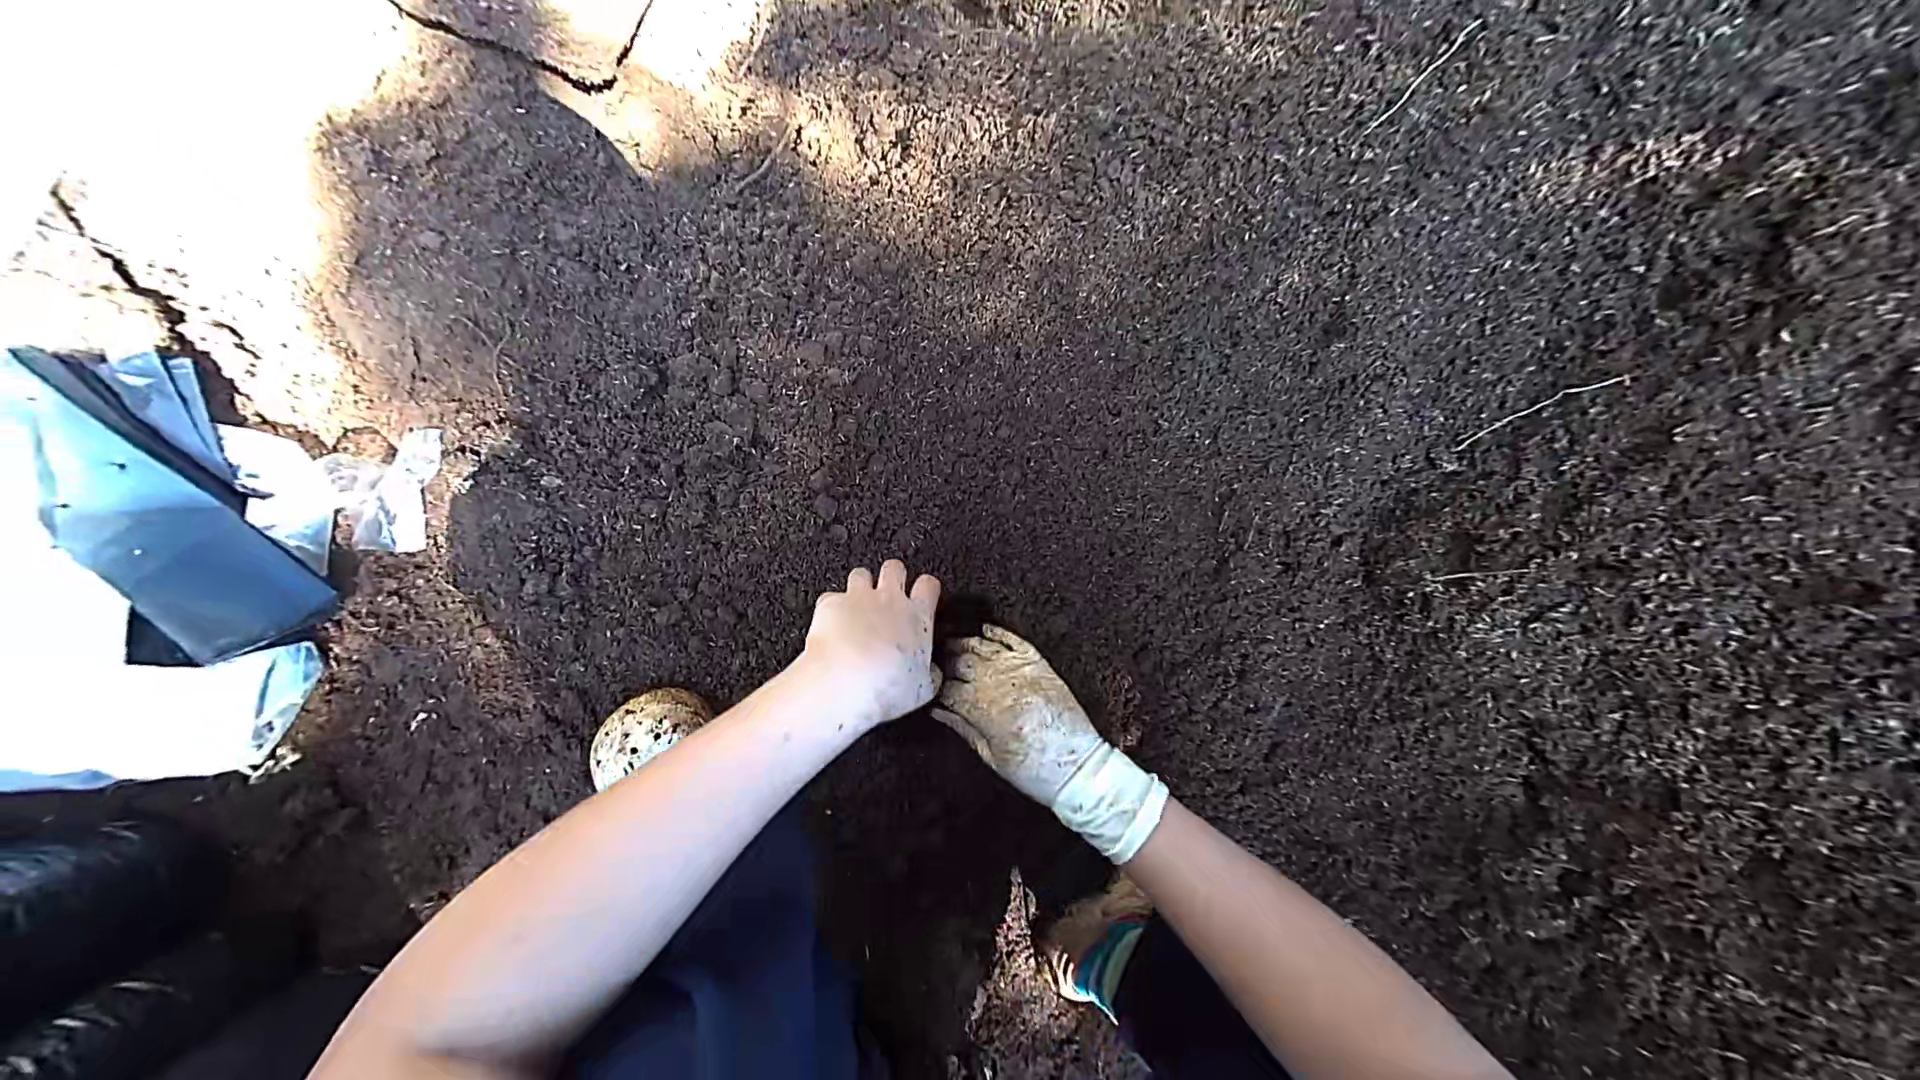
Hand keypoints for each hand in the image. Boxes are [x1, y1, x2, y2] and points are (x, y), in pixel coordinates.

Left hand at [799, 559, 941, 730]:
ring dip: (861, 586)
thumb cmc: (884, 685)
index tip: (924, 595)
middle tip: (889, 594)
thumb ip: (929, 674)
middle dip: (892, 576)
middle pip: (895, 568)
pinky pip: (831, 597)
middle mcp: (889, 600)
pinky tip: (832, 624)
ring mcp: (859, 598)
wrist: (845, 682)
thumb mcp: (922, 688)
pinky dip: (832, 608)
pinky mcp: (831, 604)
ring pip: (862, 573)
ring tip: (859, 607)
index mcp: (917, 616)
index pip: (928, 585)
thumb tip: (932, 675)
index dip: (926, 588)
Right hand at [935, 625, 1168, 862]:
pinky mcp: (1040, 665)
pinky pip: (1013, 640)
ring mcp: (1021, 671)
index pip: (949, 689)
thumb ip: (962, 728)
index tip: (925, 684)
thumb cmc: (1035, 772)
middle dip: (944, 662)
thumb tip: (937, 711)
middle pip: (962, 663)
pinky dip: (997, 633)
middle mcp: (1002, 685)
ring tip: (950, 643)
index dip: (934, 686)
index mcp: (986, 712)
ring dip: (964, 643)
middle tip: (932, 660)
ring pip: (983, 647)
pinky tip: (984, 630)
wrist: (1080, 769)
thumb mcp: (990, 757)